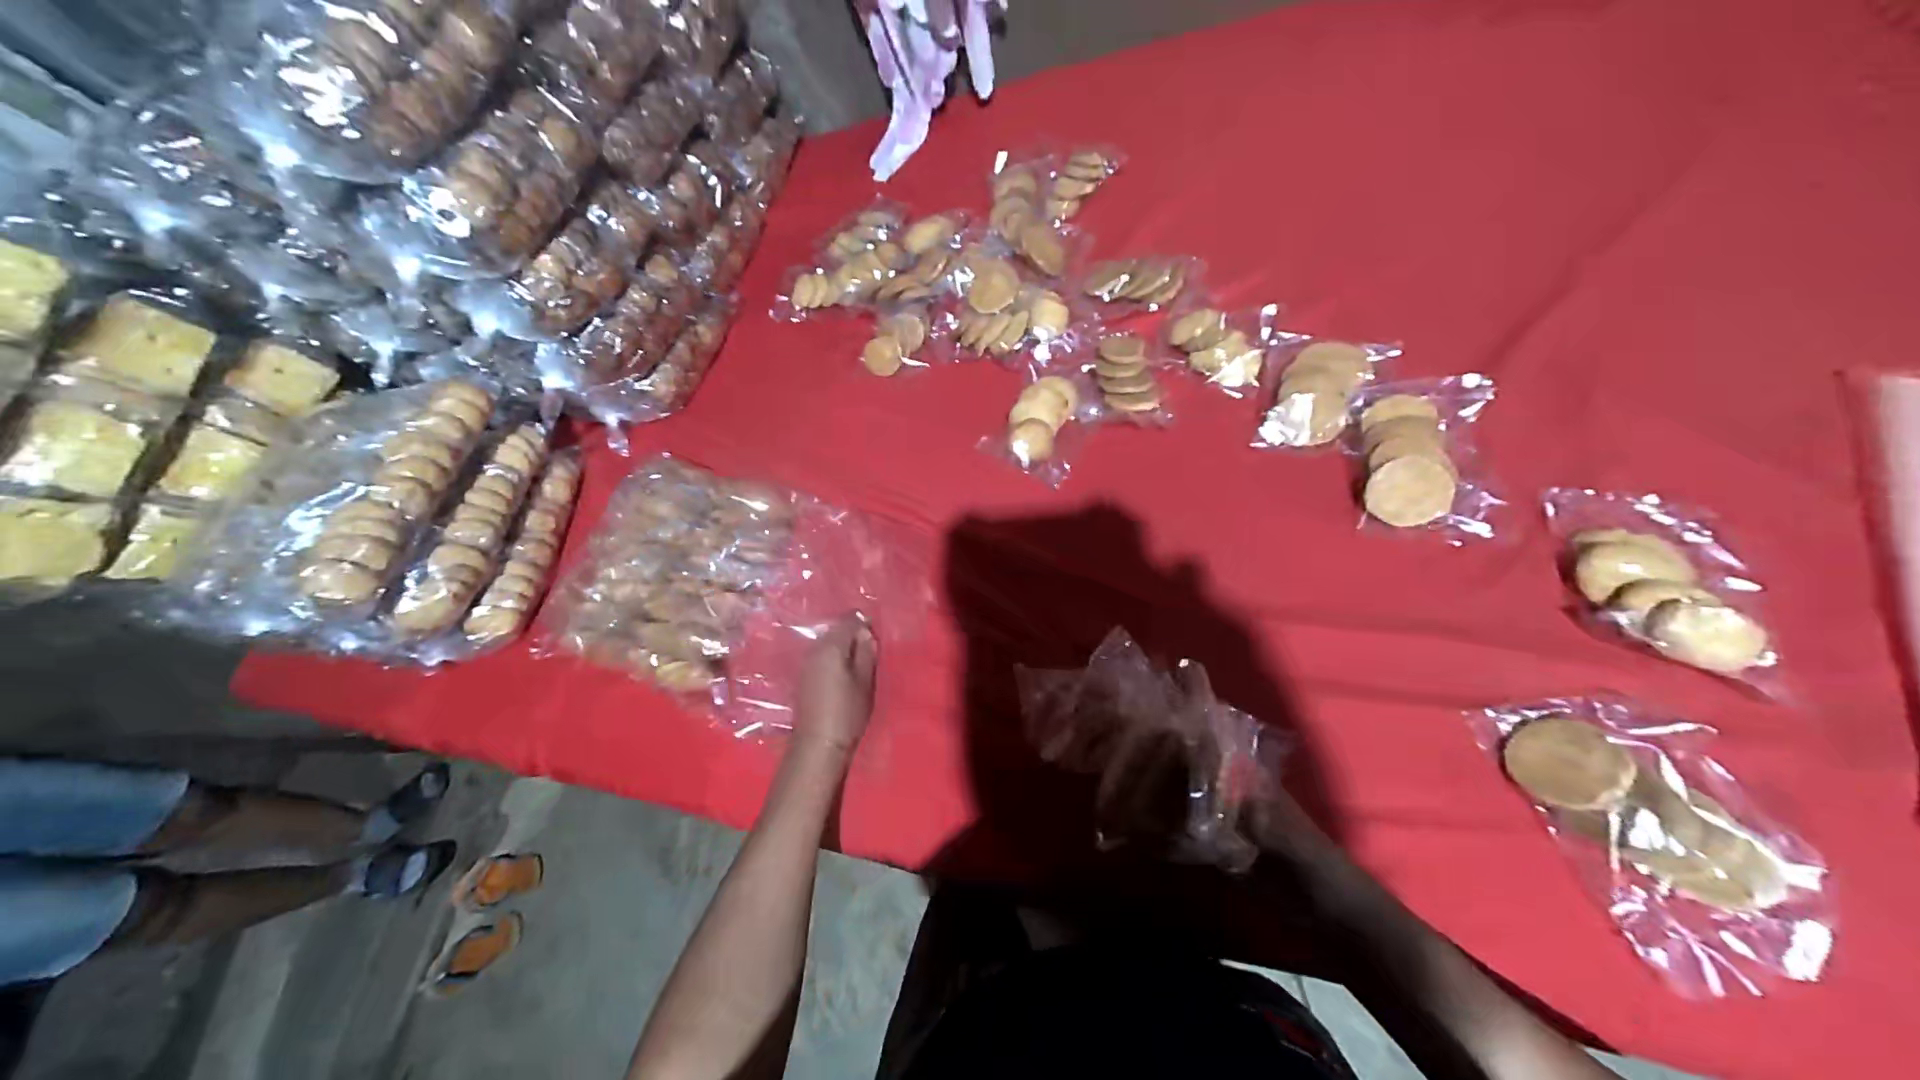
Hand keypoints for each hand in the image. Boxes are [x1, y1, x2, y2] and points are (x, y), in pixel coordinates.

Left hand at [794, 615, 876, 755]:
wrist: (818, 744)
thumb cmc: (847, 711)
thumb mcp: (865, 680)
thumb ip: (866, 652)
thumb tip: (865, 632)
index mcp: (831, 646)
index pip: (848, 621)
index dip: (864, 624)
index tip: (875, 636)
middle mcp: (813, 649)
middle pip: (835, 631)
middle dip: (851, 635)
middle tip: (869, 649)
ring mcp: (805, 664)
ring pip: (826, 645)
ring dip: (841, 648)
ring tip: (858, 661)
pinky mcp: (802, 678)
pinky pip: (820, 658)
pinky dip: (832, 660)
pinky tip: (841, 672)